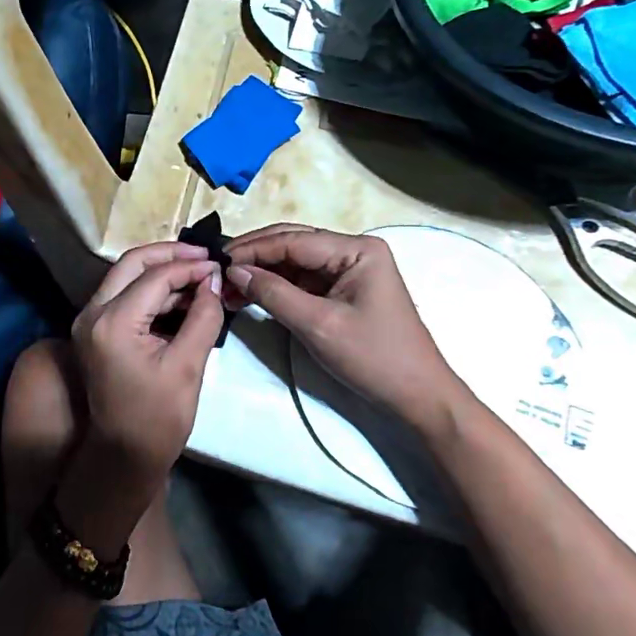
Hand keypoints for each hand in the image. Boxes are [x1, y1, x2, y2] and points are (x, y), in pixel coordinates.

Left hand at [69, 243, 224, 486]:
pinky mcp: (96, 330)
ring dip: (163, 272)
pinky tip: (183, 296)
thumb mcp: (188, 366)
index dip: (191, 267)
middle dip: (171, 255)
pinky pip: (125, 295)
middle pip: (133, 264)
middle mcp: (93, 314)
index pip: (156, 277)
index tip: (220, 268)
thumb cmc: (158, 418)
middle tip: (206, 258)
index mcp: (113, 323)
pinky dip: (154, 290)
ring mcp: (90, 321)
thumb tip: (215, 281)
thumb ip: (204, 317)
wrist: (124, 457)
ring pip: (127, 276)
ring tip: (201, 277)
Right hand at [225, 226, 465, 429]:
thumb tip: (235, 272)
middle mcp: (354, 251)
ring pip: (297, 262)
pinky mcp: (344, 291)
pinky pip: (305, 281)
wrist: (416, 395)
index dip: (255, 250)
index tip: (219, 262)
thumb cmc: (373, 357)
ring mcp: (350, 271)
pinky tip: (252, 294)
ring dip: (265, 273)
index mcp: (357, 249)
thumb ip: (275, 294)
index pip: (295, 240)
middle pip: (296, 244)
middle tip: (218, 269)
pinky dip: (279, 287)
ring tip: (229, 286)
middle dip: (257, 256)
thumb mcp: (319, 325)